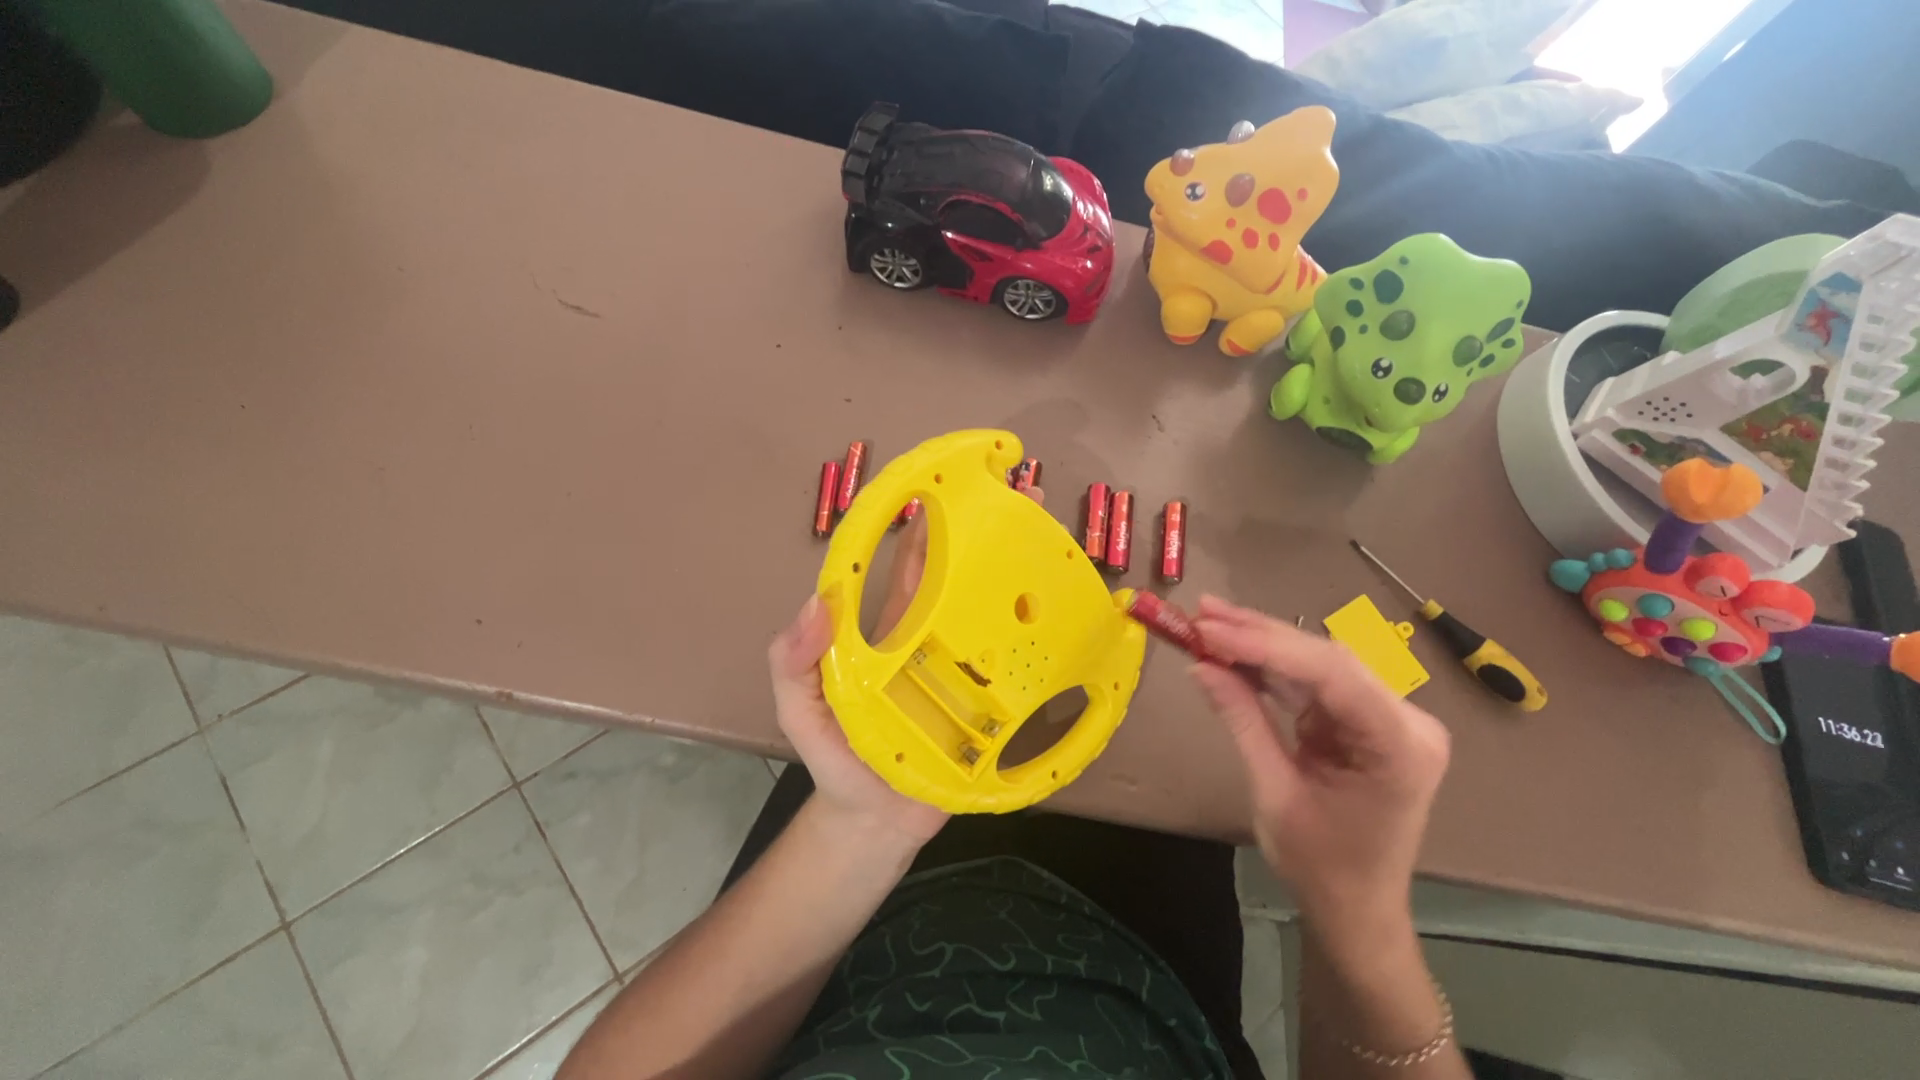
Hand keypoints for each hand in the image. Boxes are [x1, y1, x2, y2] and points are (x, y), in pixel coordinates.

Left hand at [767, 486, 1045, 850]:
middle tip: (1030, 496)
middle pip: (966, 580)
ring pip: (1000, 620)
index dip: (929, 524)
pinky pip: (1022, 677)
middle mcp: (934, 642)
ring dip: (1028, 584)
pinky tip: (1075, 628)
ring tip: (1061, 548)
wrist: (875, 824)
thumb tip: (816, 605)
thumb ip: (792, 664)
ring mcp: (969, 677)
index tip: (956, 486)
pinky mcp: (995, 715)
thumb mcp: (800, 710)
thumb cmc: (836, 759)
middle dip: (993, 536)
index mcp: (891, 630)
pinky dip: (1047, 651)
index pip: (909, 565)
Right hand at [1188, 596, 1449, 932]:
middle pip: (1327, 660)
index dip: (1267, 645)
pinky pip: (1315, 683)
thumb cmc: (1321, 866)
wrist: (1357, 910)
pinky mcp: (1365, 720)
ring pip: (1319, 664)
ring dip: (1262, 643)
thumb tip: (1200, 667)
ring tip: (1208, 620)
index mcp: (1400, 746)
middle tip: (1202, 613)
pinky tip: (1234, 648)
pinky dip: (1272, 668)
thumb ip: (1243, 721)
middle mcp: (1406, 721)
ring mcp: (1388, 717)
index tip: (1211, 629)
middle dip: (1260, 635)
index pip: (1333, 675)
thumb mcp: (1274, 794)